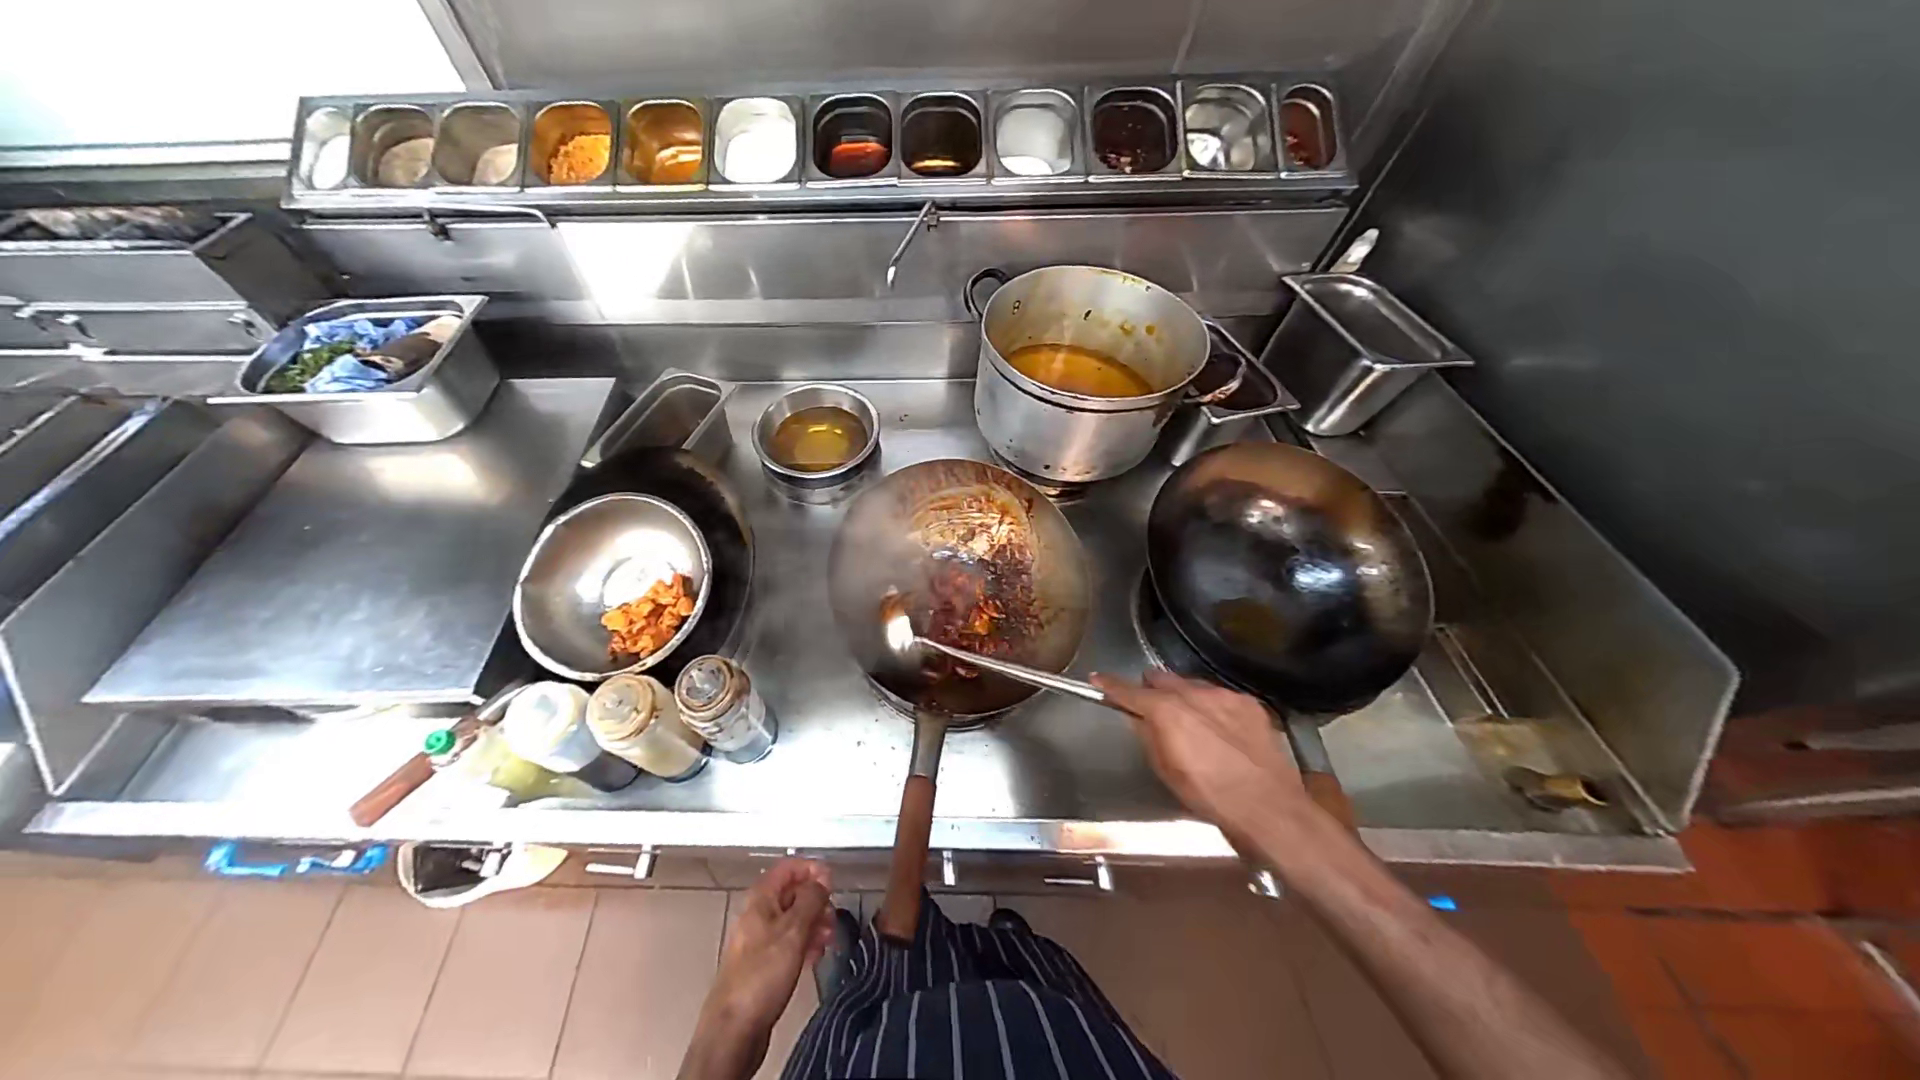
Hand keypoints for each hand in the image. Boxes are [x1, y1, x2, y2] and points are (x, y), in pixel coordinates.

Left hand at [686, 858, 833, 1077]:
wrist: (734, 1029)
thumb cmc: (763, 975)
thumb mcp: (793, 932)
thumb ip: (810, 900)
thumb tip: (821, 879)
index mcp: (761, 899)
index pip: (788, 867)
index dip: (812, 869)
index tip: (833, 883)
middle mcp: (758, 914)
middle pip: (792, 892)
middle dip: (816, 900)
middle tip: (833, 916)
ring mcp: (759, 939)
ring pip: (792, 918)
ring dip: (814, 923)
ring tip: (828, 939)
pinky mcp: (762, 963)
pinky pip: (788, 942)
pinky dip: (804, 942)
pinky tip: (815, 956)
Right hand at [1091, 670, 1308, 840]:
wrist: (1268, 808)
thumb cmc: (1209, 796)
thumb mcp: (1166, 771)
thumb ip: (1148, 737)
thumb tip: (1138, 718)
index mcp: (1167, 712)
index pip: (1130, 691)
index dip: (1111, 686)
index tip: (1098, 680)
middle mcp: (1195, 694)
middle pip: (1163, 679)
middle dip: (1152, 689)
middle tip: (1149, 705)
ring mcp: (1226, 696)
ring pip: (1193, 686)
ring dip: (1184, 697)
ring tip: (1188, 720)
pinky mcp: (1250, 704)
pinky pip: (1221, 697)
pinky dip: (1213, 707)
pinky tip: (1219, 729)